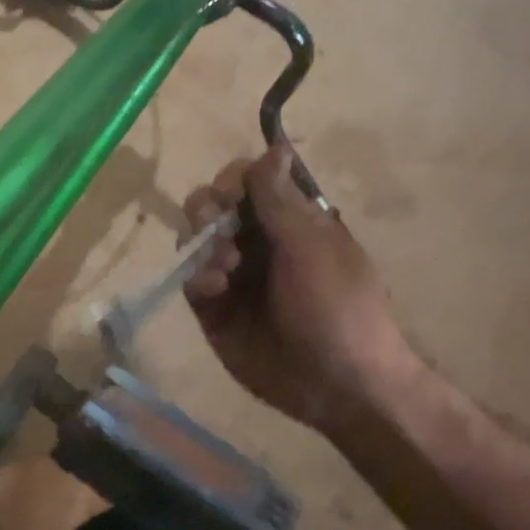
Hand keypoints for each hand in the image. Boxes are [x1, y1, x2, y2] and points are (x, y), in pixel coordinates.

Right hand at [182, 143, 413, 431]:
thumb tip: (273, 144)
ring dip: (202, 242)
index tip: (231, 193)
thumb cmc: (339, 308)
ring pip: (195, 239)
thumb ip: (281, 199)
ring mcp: (234, 276)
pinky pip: (191, 279)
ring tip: (224, 266)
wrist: (339, 384)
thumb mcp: (313, 247)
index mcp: (291, 221)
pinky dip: (198, 277)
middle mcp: (258, 242)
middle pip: (213, 205)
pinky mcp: (214, 309)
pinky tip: (215, 288)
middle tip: (216, 224)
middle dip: (208, 209)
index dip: (233, 179)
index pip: (248, 180)